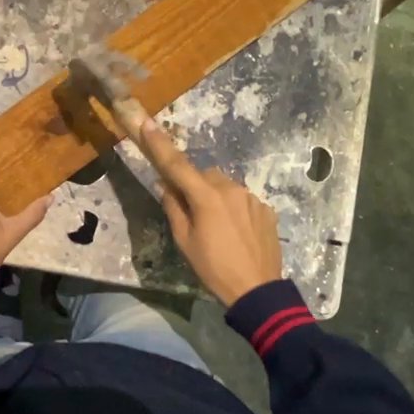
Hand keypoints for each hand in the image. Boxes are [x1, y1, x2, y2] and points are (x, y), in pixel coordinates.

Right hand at [139, 119, 282, 305]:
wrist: (257, 289)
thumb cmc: (213, 268)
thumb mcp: (185, 242)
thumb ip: (174, 208)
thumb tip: (165, 186)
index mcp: (206, 197)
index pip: (177, 166)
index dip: (160, 145)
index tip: (148, 124)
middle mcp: (231, 189)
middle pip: (205, 176)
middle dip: (197, 188)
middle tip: (194, 215)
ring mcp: (251, 198)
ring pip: (226, 188)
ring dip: (217, 199)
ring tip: (219, 230)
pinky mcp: (266, 209)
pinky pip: (243, 201)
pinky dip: (235, 211)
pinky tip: (237, 234)